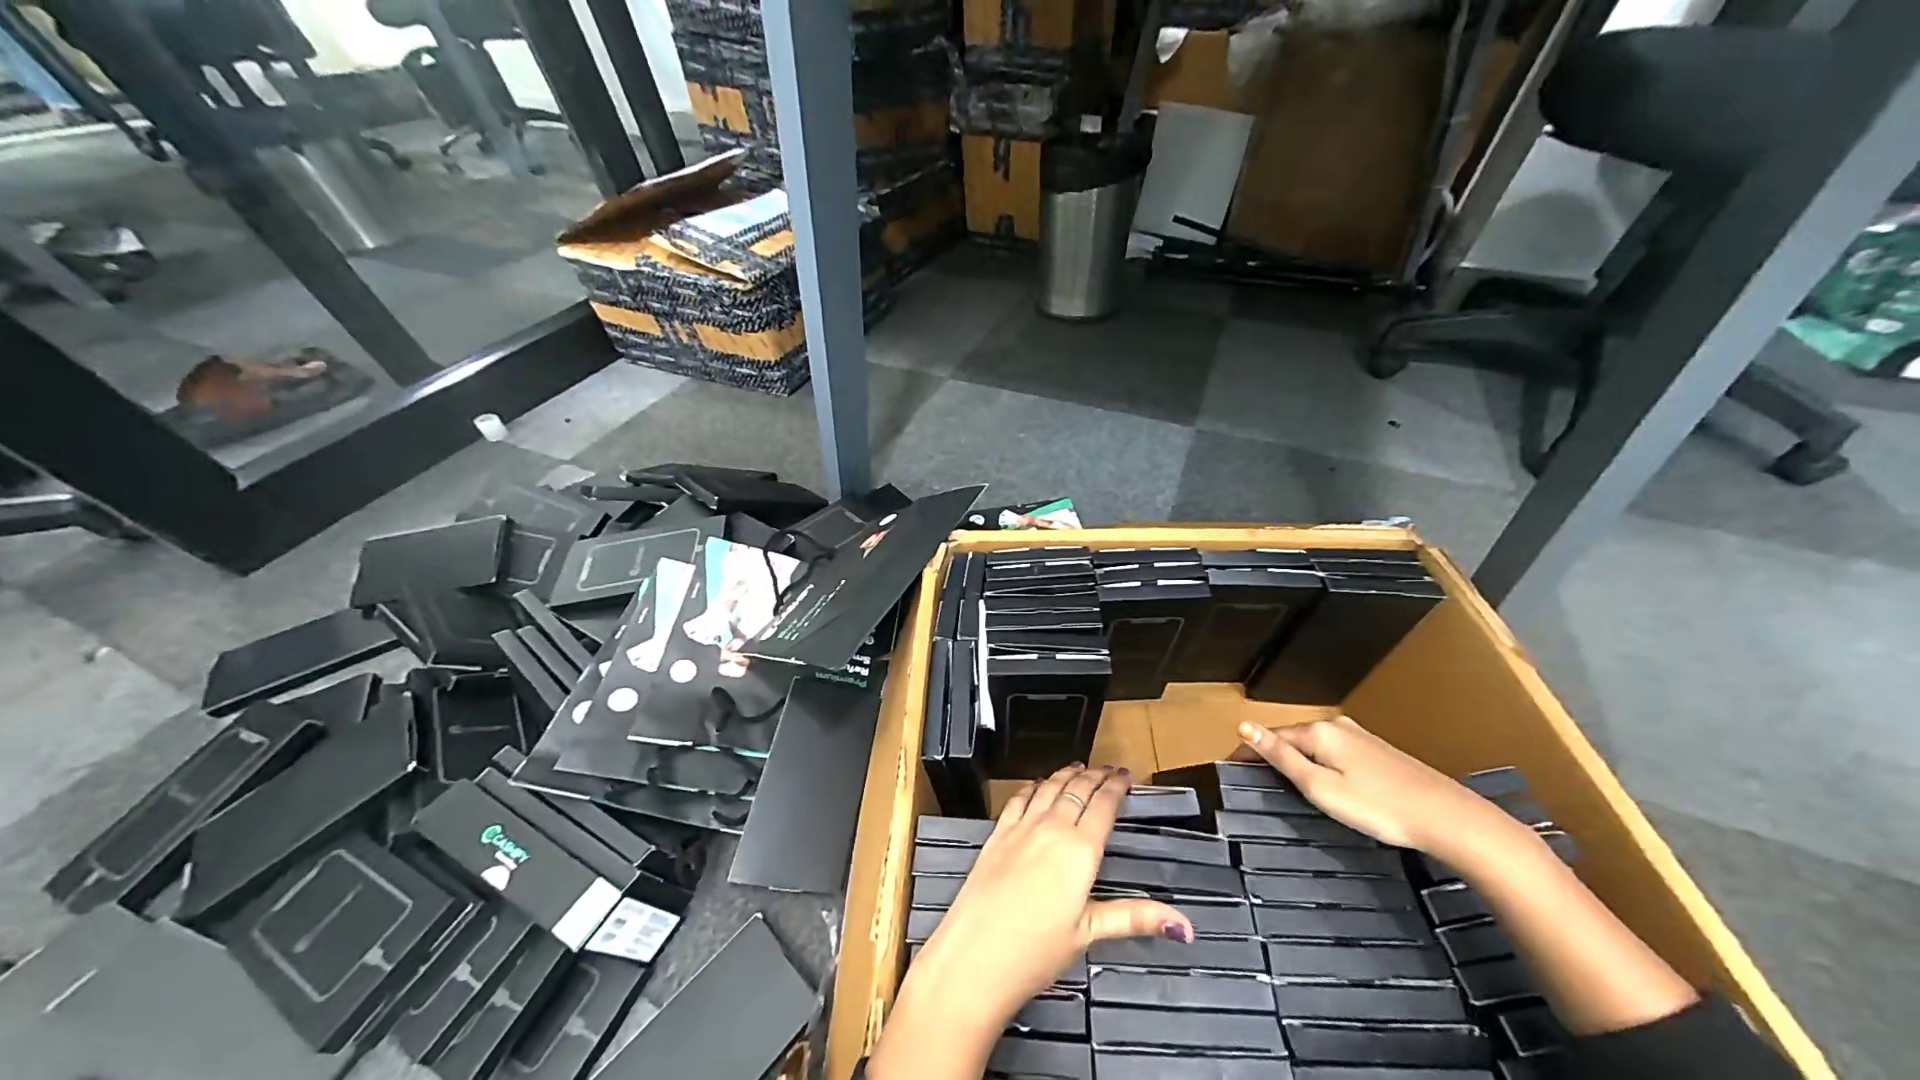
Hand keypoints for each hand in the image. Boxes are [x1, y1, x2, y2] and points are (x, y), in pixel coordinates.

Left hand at [907, 765, 1193, 1030]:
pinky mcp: (997, 836)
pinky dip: (1032, 786)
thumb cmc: (1030, 950)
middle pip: (1077, 788)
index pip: (1104, 804)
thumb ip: (1136, 917)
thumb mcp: (1090, 932)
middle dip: (1096, 775)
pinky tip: (1035, 784)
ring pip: (1048, 786)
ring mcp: (1021, 829)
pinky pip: (1018, 798)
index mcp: (1079, 851)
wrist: (975, 956)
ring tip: (1078, 767)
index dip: (1117, 786)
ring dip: (1066, 774)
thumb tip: (1181, 924)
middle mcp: (1050, 830)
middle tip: (1108, 769)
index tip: (1125, 776)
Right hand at [1237, 716, 1523, 860]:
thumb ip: (1280, 756)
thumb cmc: (1382, 807)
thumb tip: (1245, 727)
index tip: (1229, 765)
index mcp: (1320, 733)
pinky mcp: (1377, 751)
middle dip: (1271, 753)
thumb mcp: (1319, 786)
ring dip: (1295, 758)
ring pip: (1314, 744)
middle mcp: (1338, 727)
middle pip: (1292, 737)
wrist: (1447, 818)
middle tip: (1251, 775)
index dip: (1247, 751)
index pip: (1270, 736)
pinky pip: (1334, 751)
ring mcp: (1361, 737)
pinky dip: (1319, 763)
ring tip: (1282, 779)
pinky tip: (1323, 781)